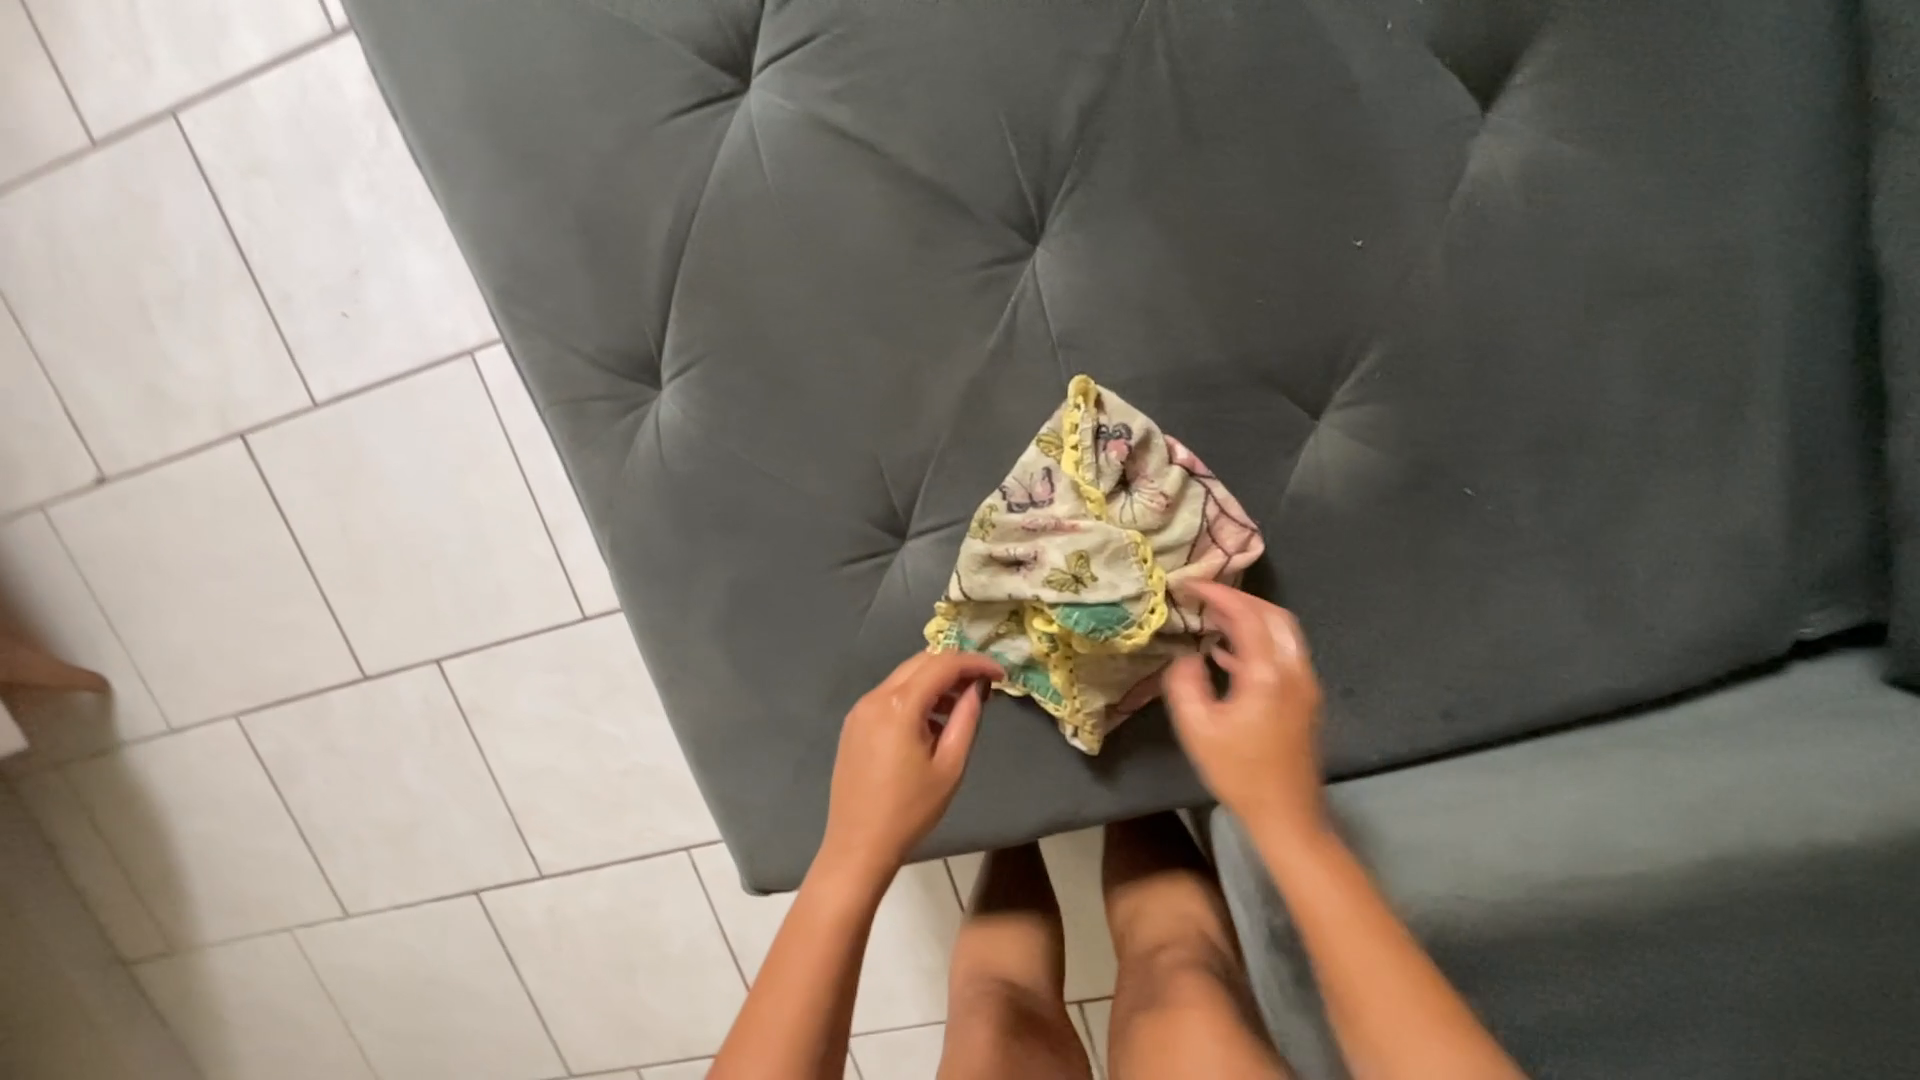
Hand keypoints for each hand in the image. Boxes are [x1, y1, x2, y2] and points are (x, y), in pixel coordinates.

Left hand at [818, 650, 1004, 882]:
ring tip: (960, 708)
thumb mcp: (950, 766)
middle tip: (984, 687)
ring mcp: (860, 710)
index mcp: (900, 706)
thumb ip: (967, 718)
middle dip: (955, 667)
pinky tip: (930, 724)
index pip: (944, 664)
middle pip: (921, 662)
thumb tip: (978, 687)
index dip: (976, 662)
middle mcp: (875, 697)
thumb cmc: (910, 810)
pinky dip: (914, 697)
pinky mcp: (853, 724)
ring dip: (934, 682)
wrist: (858, 845)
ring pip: (904, 677)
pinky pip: (889, 696)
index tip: (1001, 674)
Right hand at [1163, 580, 1326, 841]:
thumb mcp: (1197, 729)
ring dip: (1251, 619)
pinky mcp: (1306, 699)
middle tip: (1205, 597)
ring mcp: (1305, 685)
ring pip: (1283, 633)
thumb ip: (1185, 684)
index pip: (1247, 616)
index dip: (1219, 595)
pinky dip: (1259, 641)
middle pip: (1274, 615)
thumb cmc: (1238, 774)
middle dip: (1239, 600)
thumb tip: (1187, 656)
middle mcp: (1294, 671)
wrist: (1287, 815)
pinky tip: (1227, 655)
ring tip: (1212, 619)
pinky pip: (1284, 653)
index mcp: (1267, 675)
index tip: (1190, 586)